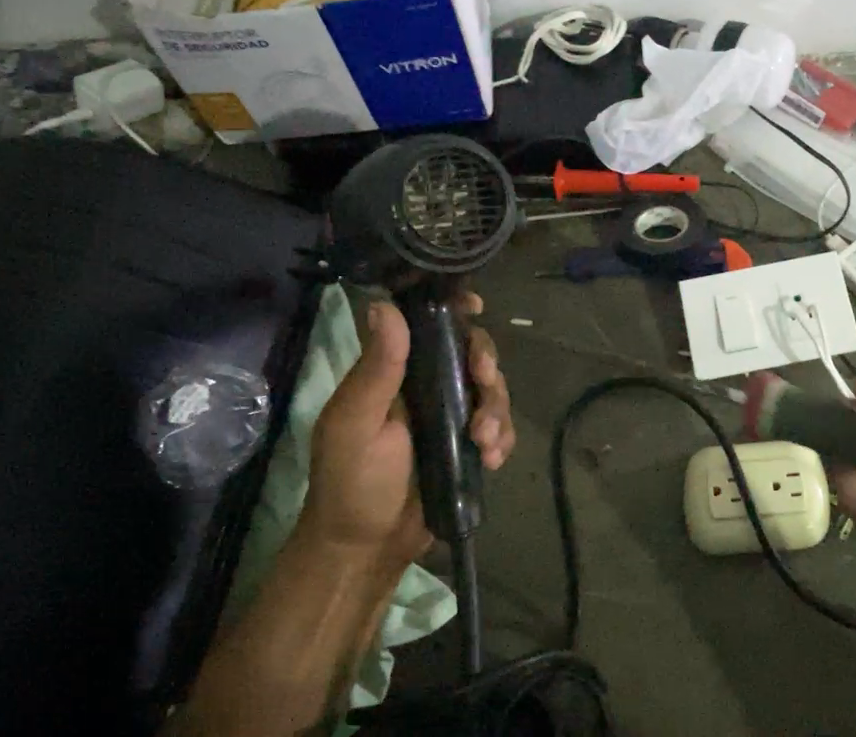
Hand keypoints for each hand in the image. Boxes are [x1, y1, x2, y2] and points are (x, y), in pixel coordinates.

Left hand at [299, 294, 515, 565]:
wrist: (367, 550)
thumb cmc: (352, 483)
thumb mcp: (356, 424)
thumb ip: (375, 369)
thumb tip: (384, 305)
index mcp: (394, 373)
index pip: (428, 326)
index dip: (455, 312)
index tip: (475, 309)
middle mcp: (425, 387)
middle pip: (472, 354)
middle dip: (487, 366)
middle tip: (485, 381)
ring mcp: (450, 417)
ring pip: (492, 390)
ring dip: (497, 409)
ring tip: (485, 441)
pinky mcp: (469, 446)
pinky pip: (500, 427)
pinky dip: (503, 437)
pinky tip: (494, 459)